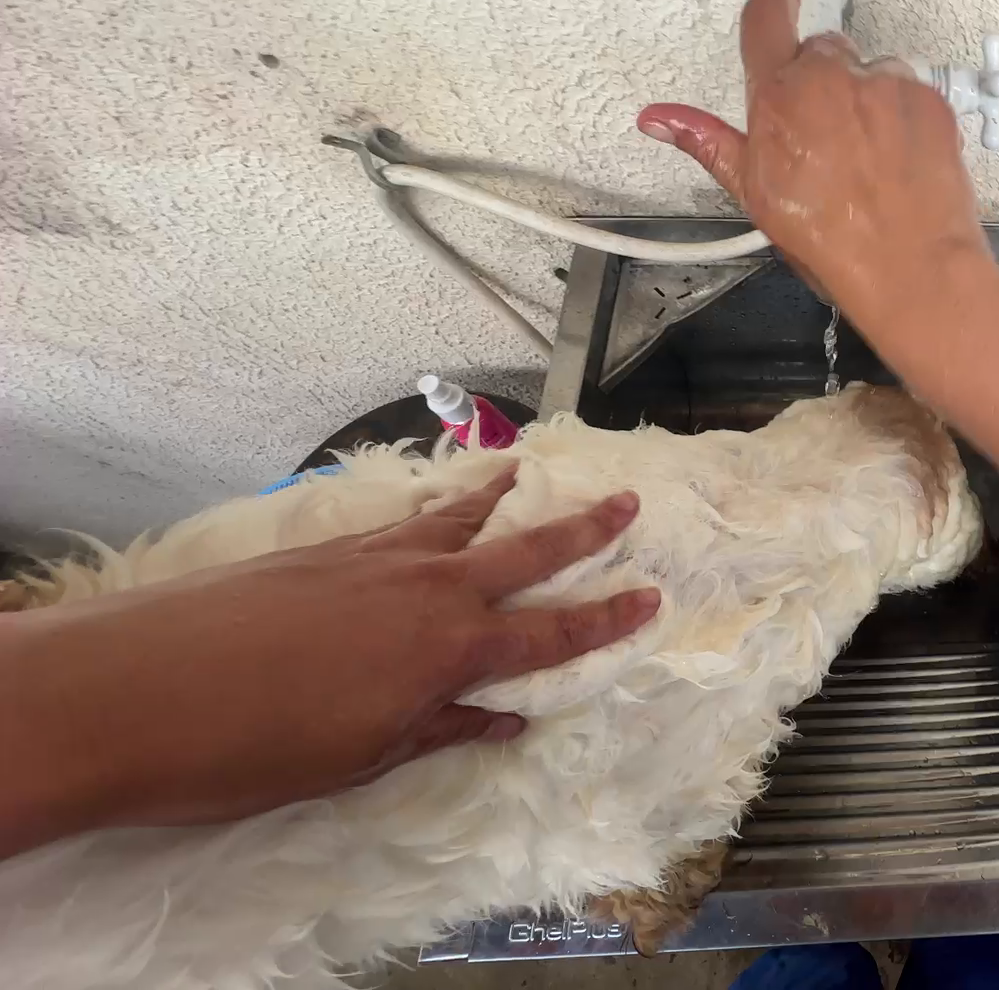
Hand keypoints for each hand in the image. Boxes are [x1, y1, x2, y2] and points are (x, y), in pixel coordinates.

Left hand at [0, 468, 657, 855]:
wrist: (118, 693)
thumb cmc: (251, 747)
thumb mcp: (360, 757)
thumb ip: (442, 727)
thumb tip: (503, 721)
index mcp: (451, 649)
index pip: (554, 633)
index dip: (609, 618)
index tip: (652, 597)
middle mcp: (434, 591)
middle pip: (530, 552)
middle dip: (587, 529)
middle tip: (628, 501)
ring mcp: (384, 560)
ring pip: (467, 518)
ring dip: (508, 497)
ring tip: (530, 470)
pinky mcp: (333, 548)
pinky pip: (407, 520)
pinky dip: (438, 508)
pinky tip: (439, 506)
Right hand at [636, 0, 994, 307]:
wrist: (910, 266)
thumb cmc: (836, 243)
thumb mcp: (758, 197)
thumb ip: (712, 145)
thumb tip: (662, 120)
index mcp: (779, 98)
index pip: (766, 20)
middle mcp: (831, 78)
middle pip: (823, 54)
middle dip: (824, 86)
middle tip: (831, 142)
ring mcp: (884, 86)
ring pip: (872, 73)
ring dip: (868, 102)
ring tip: (870, 160)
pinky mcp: (927, 99)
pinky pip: (911, 93)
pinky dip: (905, 118)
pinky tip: (899, 160)